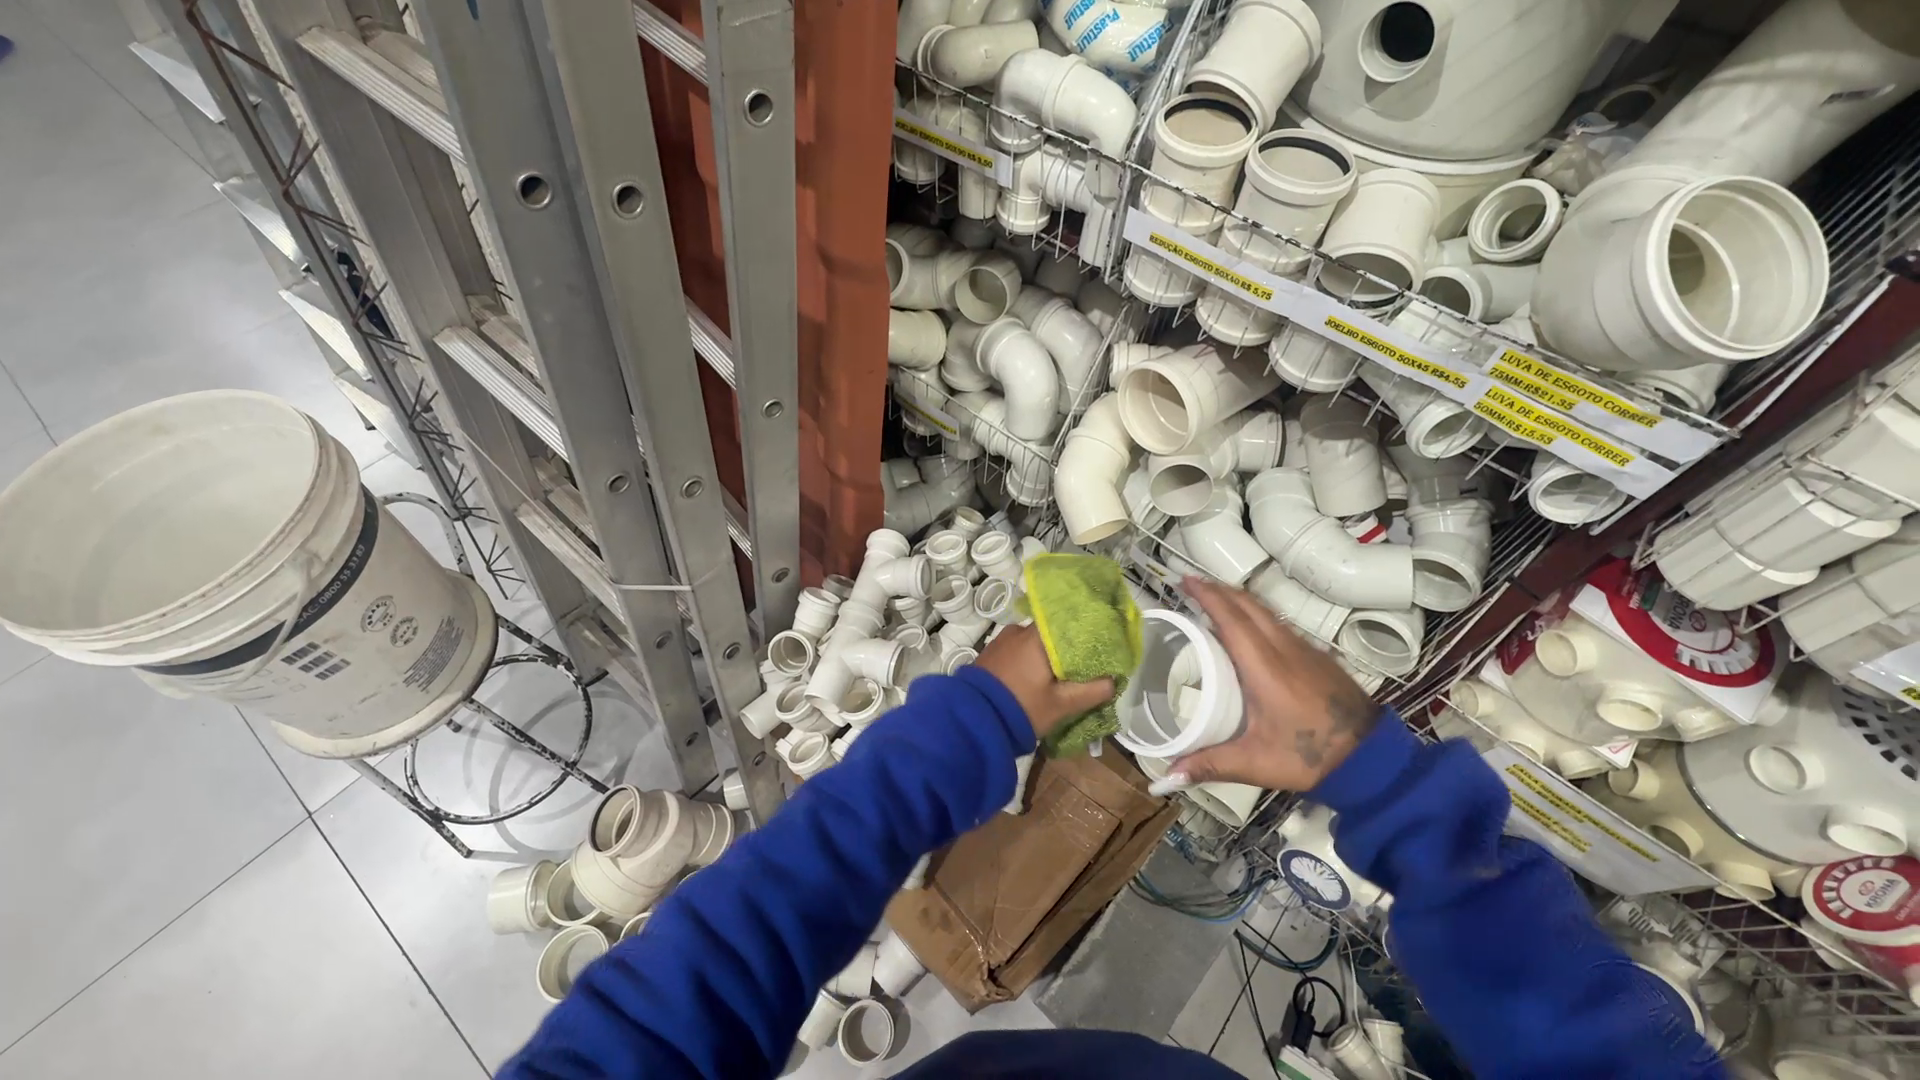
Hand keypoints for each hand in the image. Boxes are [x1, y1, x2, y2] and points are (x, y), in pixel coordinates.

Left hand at [972, 623, 1114, 740]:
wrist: (971, 720)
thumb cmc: (1022, 707)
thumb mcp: (1062, 704)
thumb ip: (1091, 691)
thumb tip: (1113, 681)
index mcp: (1038, 635)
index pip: (1069, 622)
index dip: (1087, 634)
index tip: (1100, 645)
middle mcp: (1019, 631)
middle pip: (1052, 633)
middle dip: (1067, 648)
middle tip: (1084, 665)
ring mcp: (1001, 641)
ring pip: (1033, 643)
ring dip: (1047, 656)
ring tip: (1060, 674)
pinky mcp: (989, 655)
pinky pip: (1018, 652)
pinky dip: (1030, 661)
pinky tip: (1036, 676)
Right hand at [1164, 576, 1379, 792]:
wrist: (1372, 759)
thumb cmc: (1309, 757)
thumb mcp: (1255, 763)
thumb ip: (1209, 764)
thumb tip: (1167, 776)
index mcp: (1265, 668)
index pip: (1232, 619)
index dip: (1208, 596)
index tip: (1185, 580)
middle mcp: (1285, 650)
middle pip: (1249, 606)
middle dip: (1219, 591)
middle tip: (1192, 586)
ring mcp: (1306, 651)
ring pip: (1267, 613)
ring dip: (1240, 601)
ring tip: (1216, 602)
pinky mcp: (1319, 658)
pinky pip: (1280, 625)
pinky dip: (1257, 616)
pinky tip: (1250, 631)